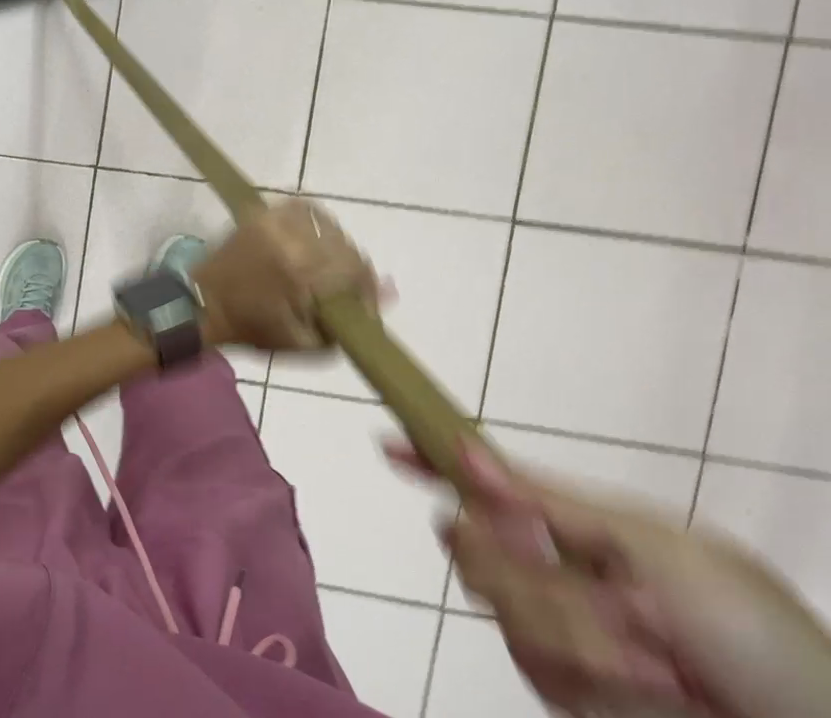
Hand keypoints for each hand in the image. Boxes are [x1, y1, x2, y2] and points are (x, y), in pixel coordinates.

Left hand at [188, 199, 377, 350]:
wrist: (201, 303)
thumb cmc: (252, 327)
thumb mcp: (304, 341)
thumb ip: (350, 323)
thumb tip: (390, 291)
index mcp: (302, 272)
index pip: (357, 268)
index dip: (367, 286)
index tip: (363, 301)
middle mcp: (290, 241)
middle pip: (345, 246)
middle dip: (350, 268)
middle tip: (342, 286)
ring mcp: (271, 223)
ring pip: (326, 225)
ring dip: (334, 244)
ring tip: (325, 264)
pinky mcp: (258, 215)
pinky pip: (300, 206)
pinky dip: (313, 219)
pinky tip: (313, 238)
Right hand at [390, 439, 830, 717]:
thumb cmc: (749, 630)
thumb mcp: (655, 550)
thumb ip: (550, 502)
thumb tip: (465, 452)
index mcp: (577, 527)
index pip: (485, 485)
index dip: (433, 465)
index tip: (387, 445)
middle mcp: (554, 571)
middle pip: (474, 550)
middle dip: (535, 579)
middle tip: (612, 599)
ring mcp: (557, 628)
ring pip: (502, 613)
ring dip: (582, 639)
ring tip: (658, 663)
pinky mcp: (563, 685)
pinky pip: (531, 668)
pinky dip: (589, 681)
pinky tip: (645, 689)